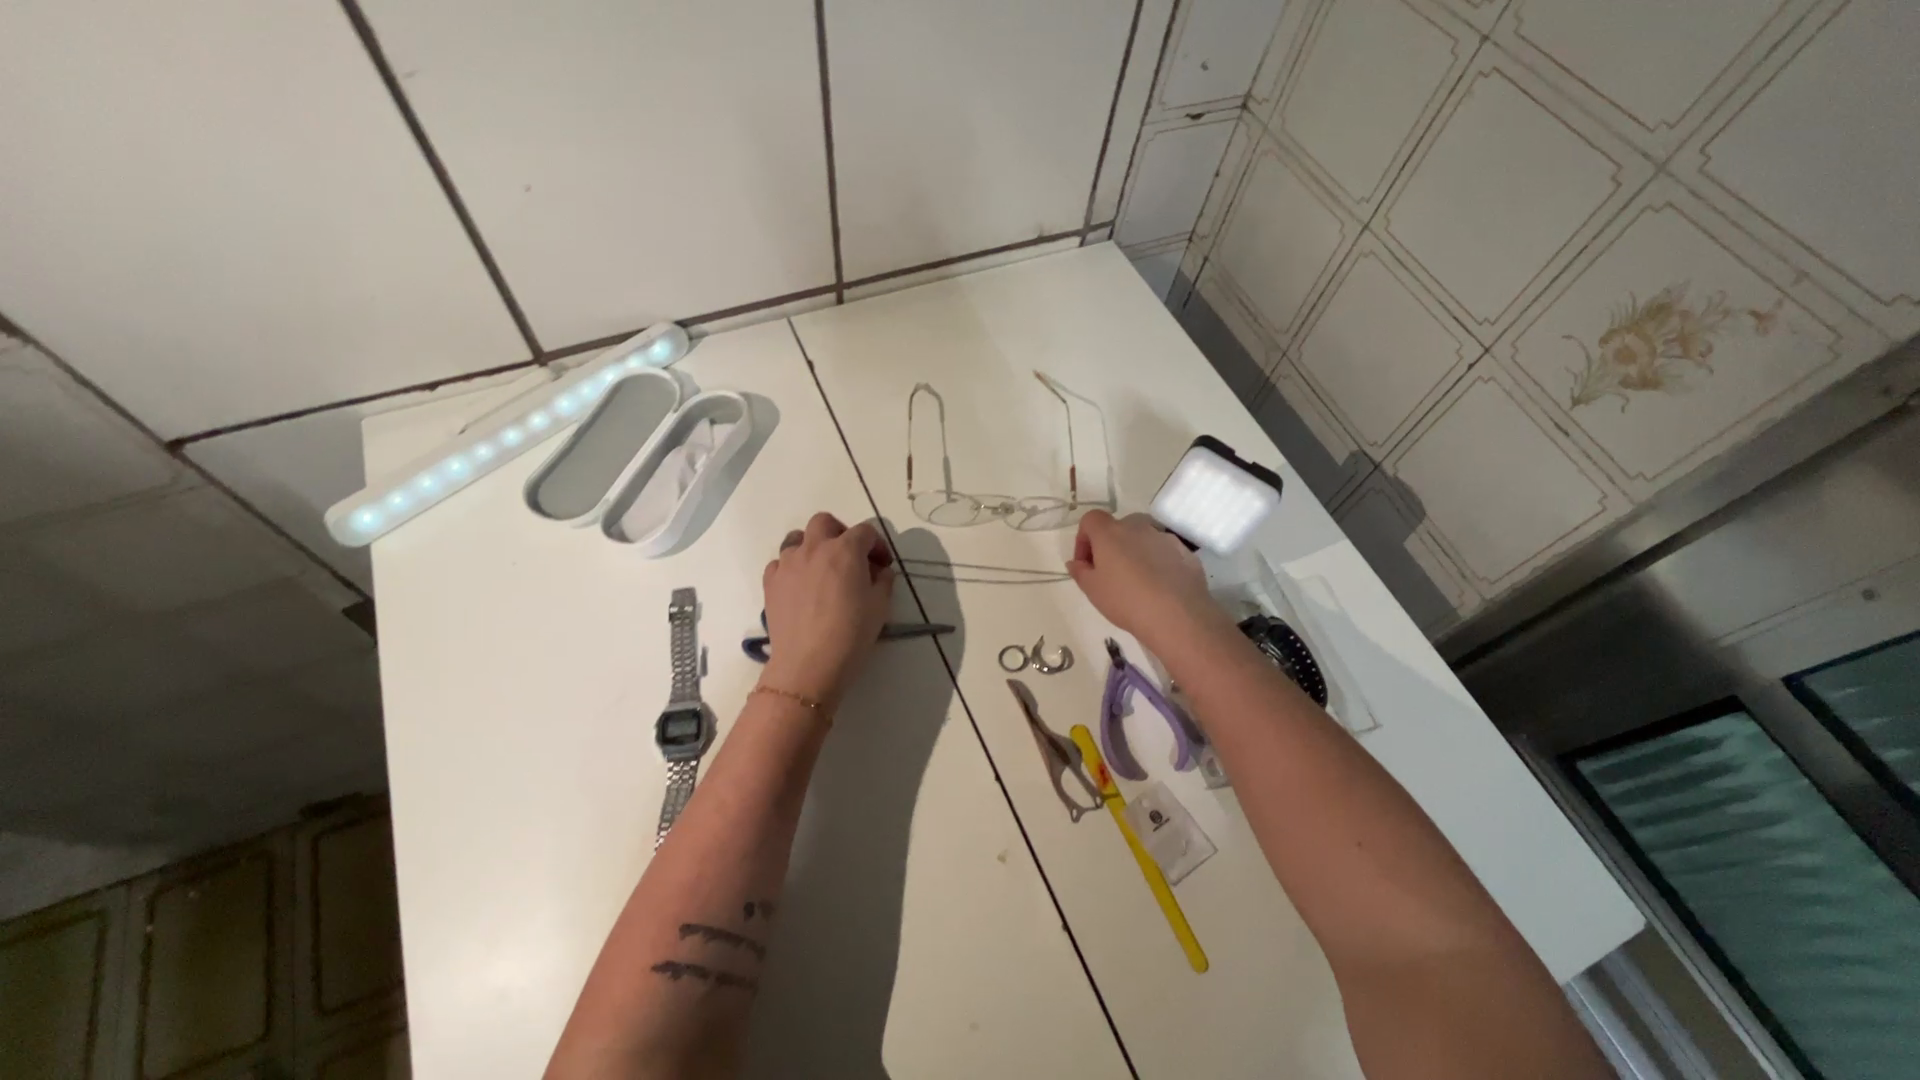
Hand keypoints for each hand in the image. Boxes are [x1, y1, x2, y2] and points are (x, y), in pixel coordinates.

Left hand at [759, 512, 896, 708]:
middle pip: (825, 522)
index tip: (882, 564)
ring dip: (812, 546)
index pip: (865, 531)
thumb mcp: (880, 608)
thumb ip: (883, 582)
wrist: (807, 664)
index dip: (877, 545)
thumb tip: (880, 572)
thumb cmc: (850, 635)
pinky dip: (792, 567)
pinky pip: (780, 563)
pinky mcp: (770, 582)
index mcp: (845, 550)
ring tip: (822, 569)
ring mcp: (788, 563)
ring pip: (798, 538)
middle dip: (840, 532)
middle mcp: (814, 548)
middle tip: (850, 556)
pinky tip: (800, 587)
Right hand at [1067, 510, 1229, 648]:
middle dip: (1110, 546)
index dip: (1083, 539)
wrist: (1177, 616)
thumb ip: (1080, 571)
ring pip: (1143, 539)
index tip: (1085, 564)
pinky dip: (1157, 563)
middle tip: (1109, 574)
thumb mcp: (1093, 590)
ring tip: (1137, 582)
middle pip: (1118, 528)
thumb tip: (1077, 562)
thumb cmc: (1126, 601)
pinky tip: (1158, 587)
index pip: (1091, 519)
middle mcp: (1138, 527)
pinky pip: (1163, 552)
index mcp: (1111, 532)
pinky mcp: (1185, 552)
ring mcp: (1164, 537)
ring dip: (1135, 553)